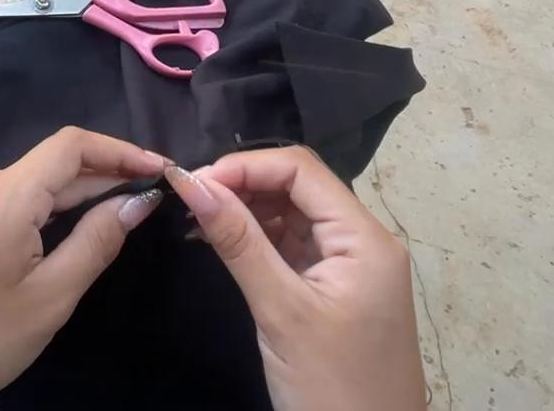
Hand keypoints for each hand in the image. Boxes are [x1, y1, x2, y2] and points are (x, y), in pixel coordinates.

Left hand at [0, 127, 166, 410]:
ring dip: (87, 185)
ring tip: (134, 198)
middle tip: (158, 188)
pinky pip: (23, 194)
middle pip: (58, 160)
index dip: (120, 150)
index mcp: (7, 193)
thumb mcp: (52, 295)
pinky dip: (59, 200)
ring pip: (41, 177)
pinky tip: (87, 213)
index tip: (160, 168)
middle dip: (110, 169)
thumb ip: (97, 240)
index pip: (72, 145)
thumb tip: (138, 202)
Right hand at [165, 148, 426, 410]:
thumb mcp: (280, 311)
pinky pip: (289, 240)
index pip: (300, 169)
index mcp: (364, 238)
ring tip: (197, 217)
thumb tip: (189, 181)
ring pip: (289, 209)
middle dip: (242, 183)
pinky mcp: (331, 285)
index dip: (245, 165)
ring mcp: (348, 263)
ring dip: (243, 206)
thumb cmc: (332, 388)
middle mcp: (361, 240)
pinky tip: (218, 238)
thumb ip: (237, 240)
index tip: (196, 183)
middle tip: (190, 198)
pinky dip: (253, 234)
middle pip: (296, 184)